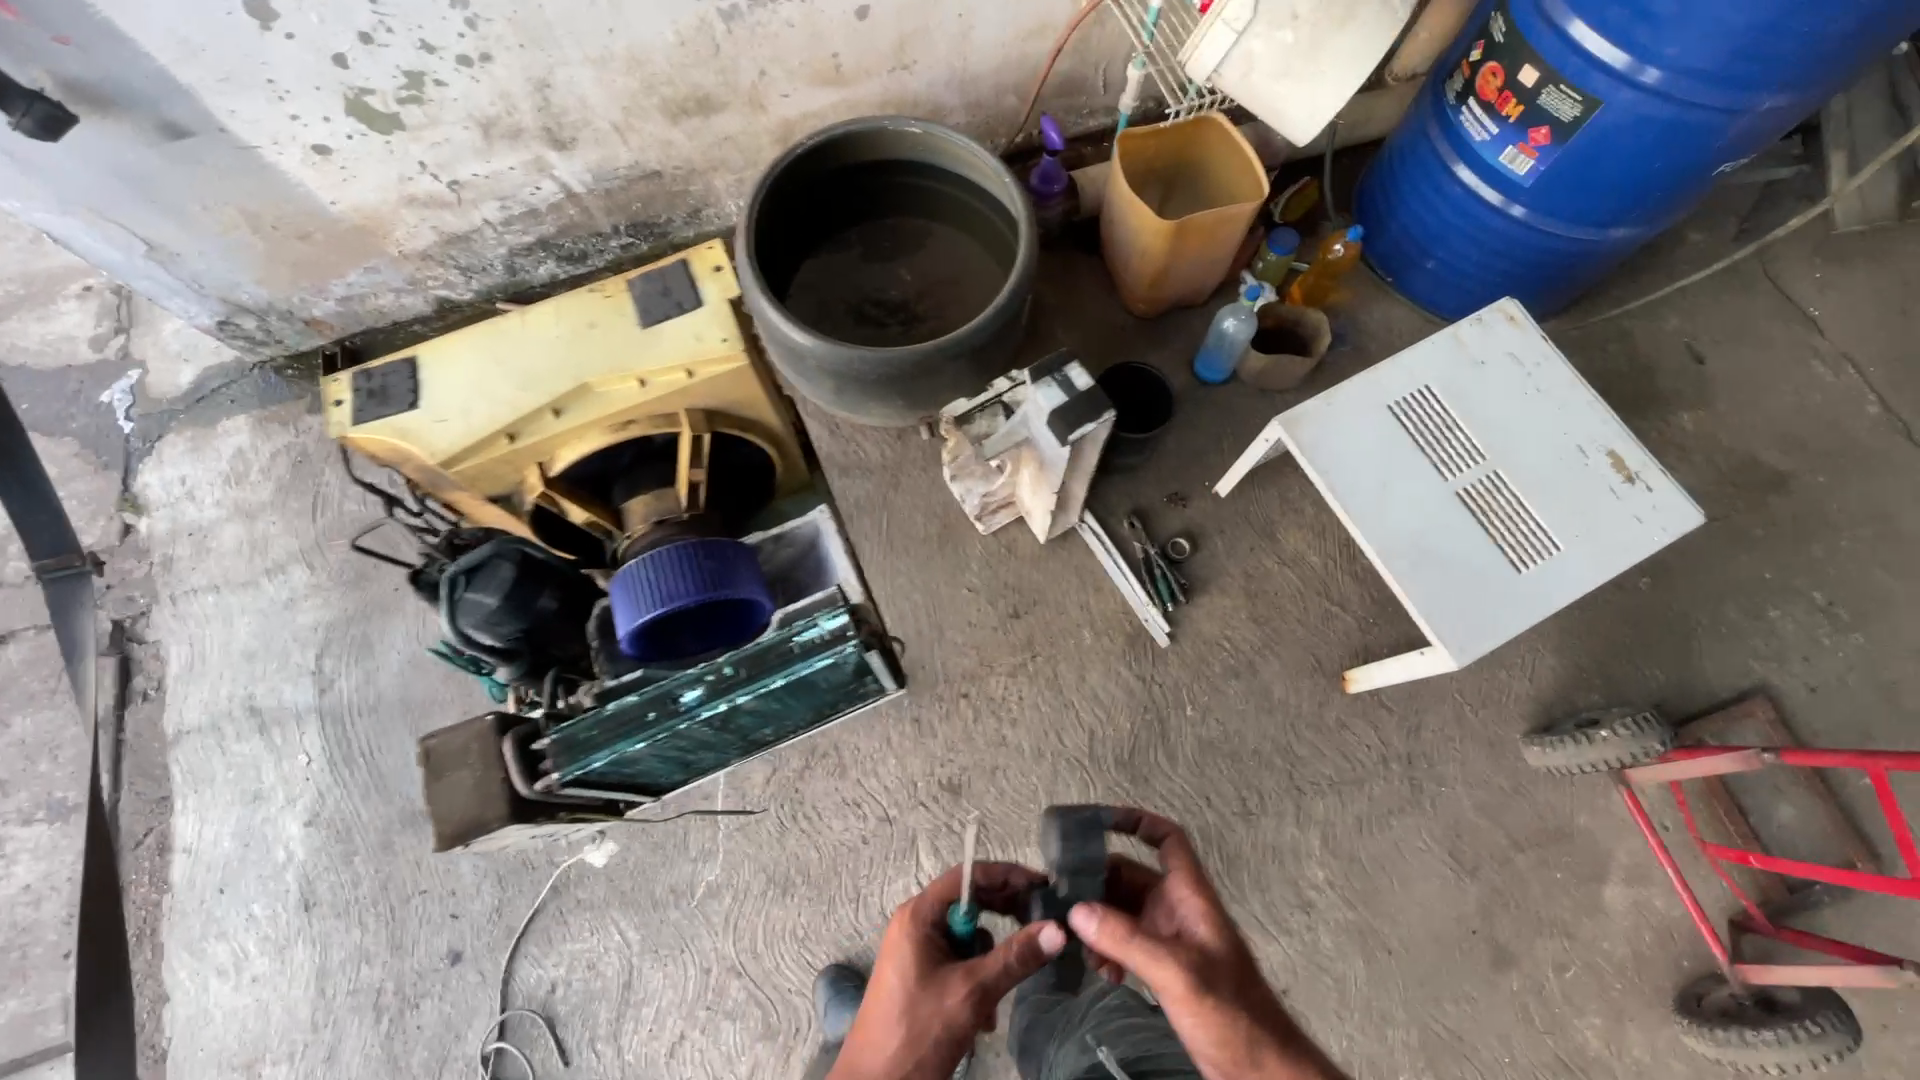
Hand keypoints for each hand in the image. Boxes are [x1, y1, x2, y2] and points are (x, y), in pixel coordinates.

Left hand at [830, 862, 1067, 1079]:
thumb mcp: (972, 992)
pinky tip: (985, 1015)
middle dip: (1005, 916)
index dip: (1008, 876)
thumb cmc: (918, 1031)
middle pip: (970, 902)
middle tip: (1041, 925)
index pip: (968, 875)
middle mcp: (916, 923)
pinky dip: (977, 980)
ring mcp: (916, 950)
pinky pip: (958, 962)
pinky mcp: (920, 975)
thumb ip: (1015, 957)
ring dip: (992, 960)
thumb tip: (1058, 929)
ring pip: (968, 937)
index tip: (1043, 887)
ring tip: (1001, 994)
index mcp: (919, 914)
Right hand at [1067, 808, 1345, 1079]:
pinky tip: (1102, 971)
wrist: (1260, 1069)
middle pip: (1131, 875)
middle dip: (1098, 883)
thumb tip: (1077, 910)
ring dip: (1098, 922)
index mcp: (1191, 897)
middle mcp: (1178, 910)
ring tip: (1081, 945)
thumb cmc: (1232, 1014)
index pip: (1167, 839)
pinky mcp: (1163, 968)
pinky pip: (1126, 942)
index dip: (1137, 821)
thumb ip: (1127, 939)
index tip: (1098, 820)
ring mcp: (1170, 939)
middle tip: (1064, 899)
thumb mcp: (1176, 973)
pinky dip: (1108, 949)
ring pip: (1123, 911)